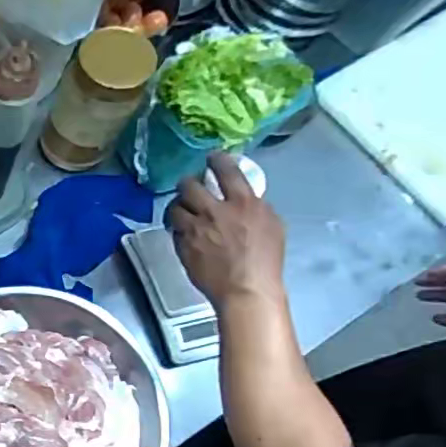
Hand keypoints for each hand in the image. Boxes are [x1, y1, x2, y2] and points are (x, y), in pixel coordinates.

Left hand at [167, 152, 286, 305]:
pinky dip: (177, 228)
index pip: (226, 170)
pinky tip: (182, 231)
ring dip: (177, 206)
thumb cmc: (265, 260)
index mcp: (243, 202)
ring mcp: (196, 229)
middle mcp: (215, 211)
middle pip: (190, 186)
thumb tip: (244, 199)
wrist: (245, 289)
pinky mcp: (183, 246)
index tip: (211, 157)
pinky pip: (174, 230)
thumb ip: (254, 207)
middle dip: (187, 182)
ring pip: (175, 207)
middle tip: (188, 186)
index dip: (216, 160)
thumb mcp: (271, 224)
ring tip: (180, 209)